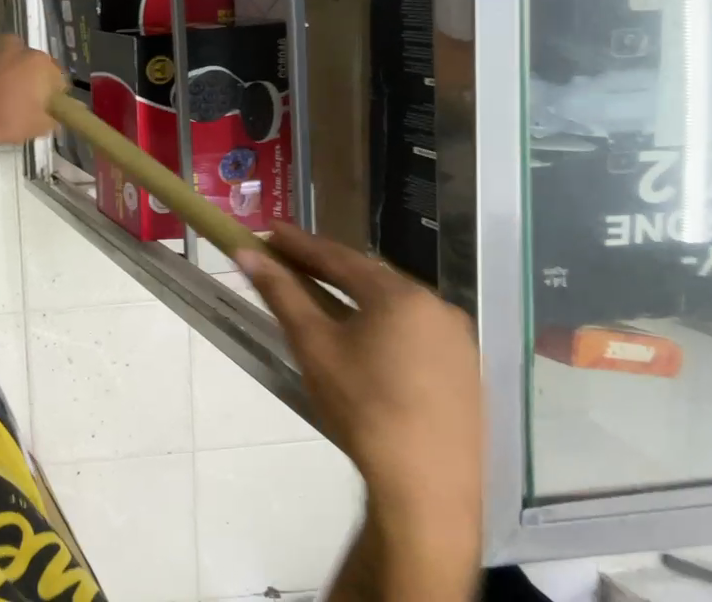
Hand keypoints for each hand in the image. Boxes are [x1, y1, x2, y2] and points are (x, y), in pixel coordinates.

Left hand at [0, 35, 64, 145]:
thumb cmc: (11, 120)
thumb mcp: (40, 126)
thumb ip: (50, 119)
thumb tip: (51, 119)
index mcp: (40, 64)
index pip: (55, 74)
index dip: (54, 88)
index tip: (49, 102)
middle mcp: (18, 52)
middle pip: (30, 56)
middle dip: (31, 68)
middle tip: (28, 87)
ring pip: (5, 45)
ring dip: (8, 54)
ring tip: (7, 69)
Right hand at [238, 225, 481, 559]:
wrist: (426, 482)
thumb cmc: (362, 404)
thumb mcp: (312, 343)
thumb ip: (281, 292)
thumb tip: (247, 252)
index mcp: (401, 295)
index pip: (339, 257)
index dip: (299, 243)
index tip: (269, 230)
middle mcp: (438, 307)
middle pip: (370, 276)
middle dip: (326, 266)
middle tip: (287, 259)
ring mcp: (459, 340)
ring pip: (394, 303)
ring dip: (353, 293)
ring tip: (316, 291)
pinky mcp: (465, 370)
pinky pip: (413, 329)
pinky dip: (379, 320)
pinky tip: (358, 332)